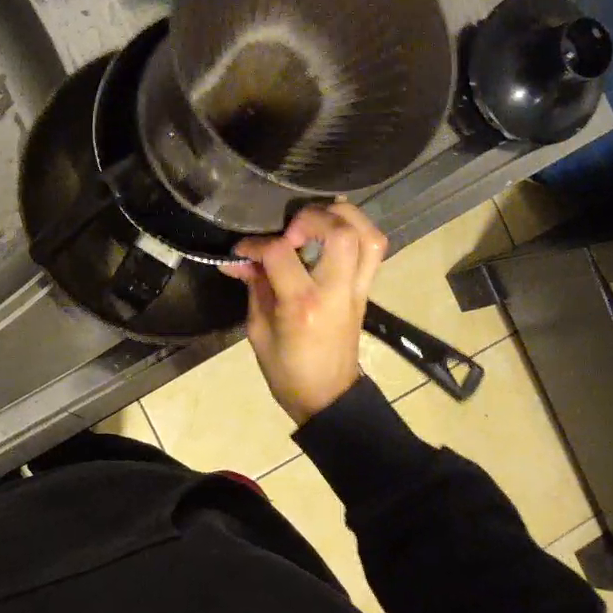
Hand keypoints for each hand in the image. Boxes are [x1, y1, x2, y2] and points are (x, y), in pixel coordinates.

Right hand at [219, 202, 387, 425]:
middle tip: (290, 229)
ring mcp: (356, 290)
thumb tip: (240, 260)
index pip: (281, 253)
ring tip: (317, 219)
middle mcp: (336, 291)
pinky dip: (356, 231)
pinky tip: (332, 232)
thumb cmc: (286, 371)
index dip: (256, 245)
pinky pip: (373, 250)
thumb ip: (255, 288)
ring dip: (343, 216)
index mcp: (303, 305)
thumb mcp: (258, 331)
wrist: (327, 396)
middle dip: (312, 216)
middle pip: (341, 232)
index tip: (242, 250)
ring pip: (368, 236)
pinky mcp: (365, 290)